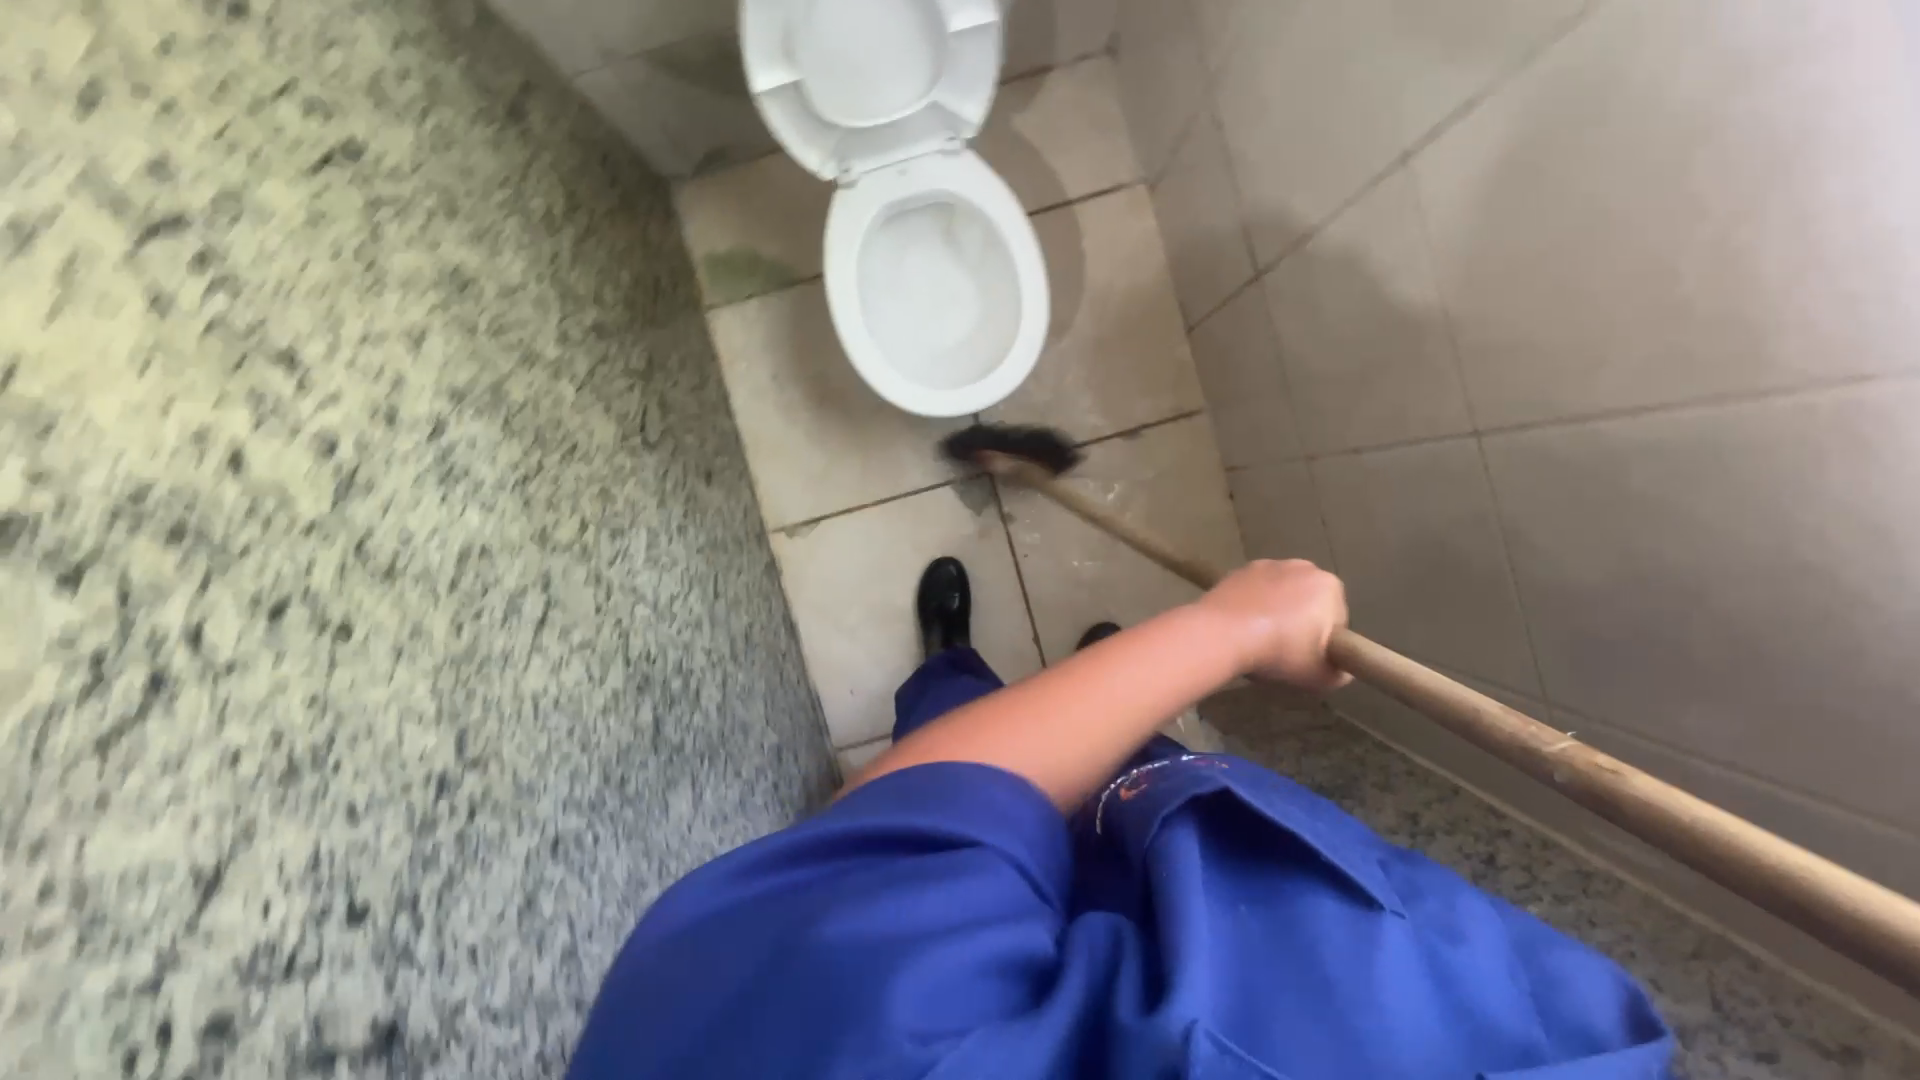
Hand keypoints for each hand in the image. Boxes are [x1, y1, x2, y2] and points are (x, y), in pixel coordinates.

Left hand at [1194, 559, 1351, 691]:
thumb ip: (1338, 673)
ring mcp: (1265, 565)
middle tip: (1282, 650)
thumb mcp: (1320, 676)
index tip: (1306, 658)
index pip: (1336, 618)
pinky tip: (1240, 626)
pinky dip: (1250, 605)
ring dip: (1273, 612)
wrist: (1222, 633)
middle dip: (1299, 622)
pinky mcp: (1236, 571)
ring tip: (1257, 640)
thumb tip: (1339, 670)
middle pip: (1307, 601)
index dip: (1323, 642)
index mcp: (1329, 585)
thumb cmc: (1279, 650)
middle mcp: (1301, 566)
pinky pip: (1252, 592)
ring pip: (1279, 594)